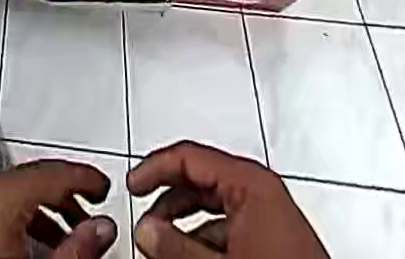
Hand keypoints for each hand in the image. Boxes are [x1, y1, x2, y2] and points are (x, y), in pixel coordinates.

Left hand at [0, 158, 117, 258]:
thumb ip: (77, 246)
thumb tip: (101, 228)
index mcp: (2, 194)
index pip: (55, 172)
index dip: (85, 179)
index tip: (102, 186)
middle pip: (39, 179)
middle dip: (70, 194)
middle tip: (94, 202)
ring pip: (24, 196)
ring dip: (52, 210)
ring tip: (75, 231)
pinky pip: (6, 211)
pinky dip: (30, 219)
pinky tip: (45, 243)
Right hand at [127, 142, 329, 258]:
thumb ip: (178, 246)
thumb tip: (147, 228)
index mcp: (249, 182)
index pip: (190, 156)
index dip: (155, 167)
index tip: (133, 183)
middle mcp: (259, 188)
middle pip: (200, 177)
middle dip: (167, 196)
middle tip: (141, 212)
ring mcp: (267, 211)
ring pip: (211, 204)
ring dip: (182, 219)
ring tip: (159, 242)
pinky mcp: (271, 234)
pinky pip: (226, 223)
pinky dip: (202, 236)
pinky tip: (188, 255)